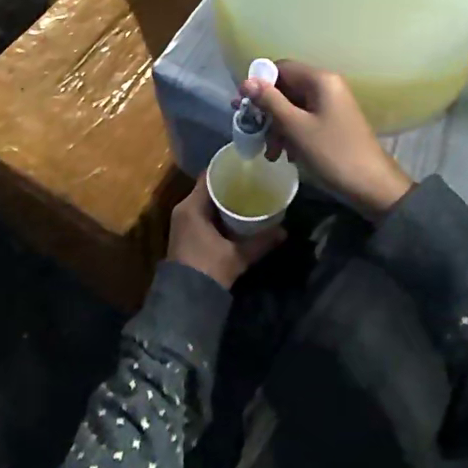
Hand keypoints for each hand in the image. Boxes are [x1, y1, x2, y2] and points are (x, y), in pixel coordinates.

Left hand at [167, 175, 284, 287]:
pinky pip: (203, 214)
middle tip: (251, 180)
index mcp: (191, 206)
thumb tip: (284, 231)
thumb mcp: (237, 255)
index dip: (226, 169)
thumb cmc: (208, 269)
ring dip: (223, 200)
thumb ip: (261, 241)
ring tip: (247, 195)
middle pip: (207, 188)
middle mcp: (184, 209)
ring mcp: (183, 222)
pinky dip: (217, 212)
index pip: (208, 176)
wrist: (185, 301)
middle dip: (228, 185)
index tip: (245, 166)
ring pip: (205, 202)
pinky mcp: (186, 235)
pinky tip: (235, 215)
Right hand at [243, 61, 413, 220]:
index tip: (243, 105)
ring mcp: (331, 105)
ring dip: (278, 127)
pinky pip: (305, 119)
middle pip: (286, 88)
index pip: (281, 68)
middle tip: (251, 131)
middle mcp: (327, 86)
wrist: (372, 186)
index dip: (260, 84)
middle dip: (267, 111)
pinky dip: (292, 134)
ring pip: (293, 106)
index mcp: (320, 80)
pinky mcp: (333, 122)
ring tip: (271, 153)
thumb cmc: (332, 153)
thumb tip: (246, 81)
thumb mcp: (296, 127)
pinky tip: (286, 155)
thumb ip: (270, 102)